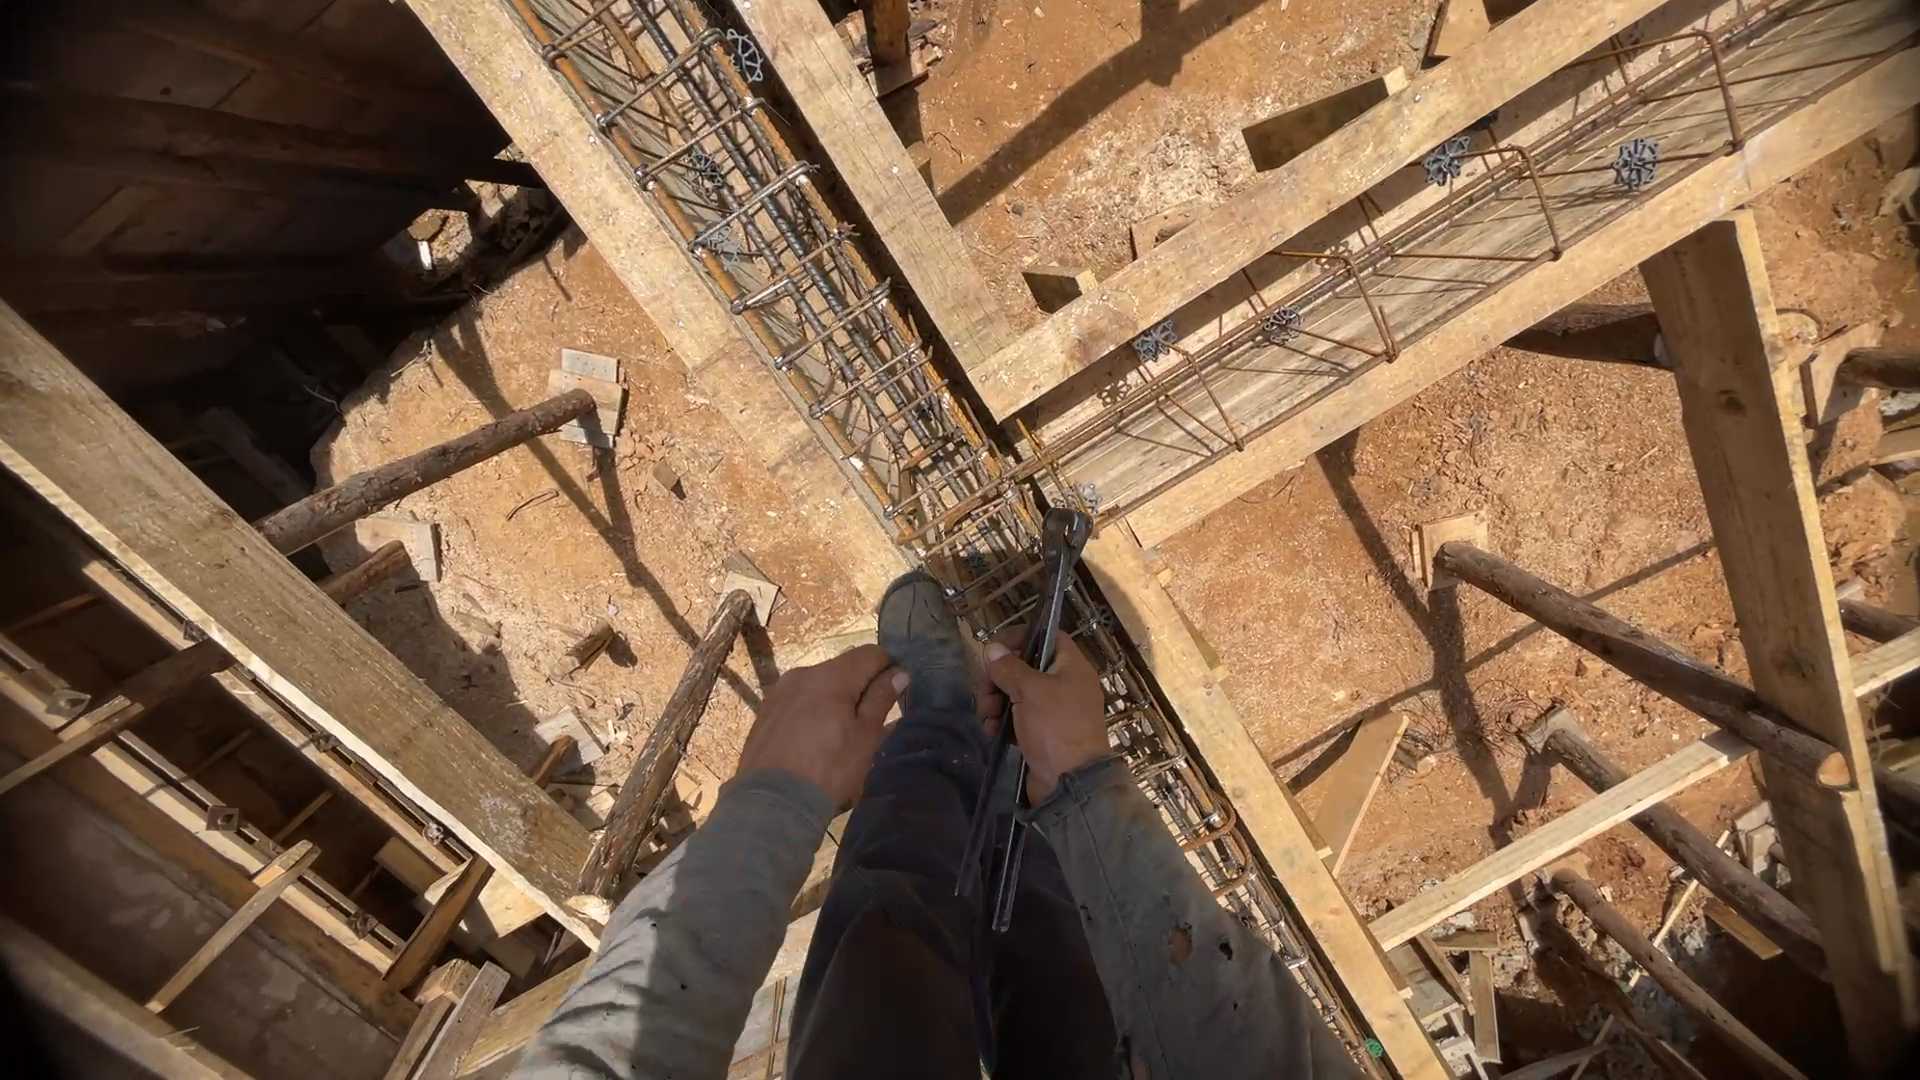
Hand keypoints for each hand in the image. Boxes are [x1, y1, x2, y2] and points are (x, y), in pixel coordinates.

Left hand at [736, 644, 901, 806]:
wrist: (770, 804)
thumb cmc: (828, 770)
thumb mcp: (865, 736)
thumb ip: (881, 698)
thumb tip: (899, 672)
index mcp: (831, 675)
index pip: (870, 653)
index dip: (888, 668)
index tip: (894, 693)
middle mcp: (803, 673)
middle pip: (843, 667)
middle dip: (860, 686)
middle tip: (867, 723)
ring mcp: (780, 690)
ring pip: (819, 684)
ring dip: (835, 698)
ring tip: (837, 736)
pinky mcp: (766, 710)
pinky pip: (798, 699)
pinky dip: (812, 710)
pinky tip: (812, 740)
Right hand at [980, 636, 1109, 802]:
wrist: (1070, 783)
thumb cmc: (1056, 727)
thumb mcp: (1030, 691)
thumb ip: (1010, 668)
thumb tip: (993, 649)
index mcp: (1072, 667)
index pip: (1049, 636)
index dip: (1022, 637)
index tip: (996, 648)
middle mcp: (1066, 685)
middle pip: (1026, 667)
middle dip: (1000, 678)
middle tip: (986, 693)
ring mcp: (1055, 711)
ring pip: (1019, 693)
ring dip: (997, 701)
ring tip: (987, 717)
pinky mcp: (1044, 733)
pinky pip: (1019, 717)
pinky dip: (1003, 720)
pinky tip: (991, 731)